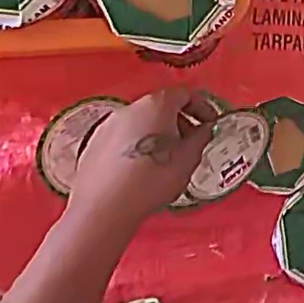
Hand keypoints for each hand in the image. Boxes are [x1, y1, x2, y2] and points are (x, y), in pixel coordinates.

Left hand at [67, 88, 215, 225]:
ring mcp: (108, 125)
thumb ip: (202, 136)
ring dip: (157, 134)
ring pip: (141, 122)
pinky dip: (136, 146)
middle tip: (190, 142)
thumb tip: (205, 128)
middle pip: (161, 106)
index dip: (203, 107)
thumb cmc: (153, 178)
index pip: (185, 93)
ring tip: (165, 159)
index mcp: (157, 104)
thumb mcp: (189, 158)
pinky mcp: (93, 144)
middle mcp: (130, 108)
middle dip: (179, 121)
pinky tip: (140, 170)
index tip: (210, 123)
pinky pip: (122, 138)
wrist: (103, 209)